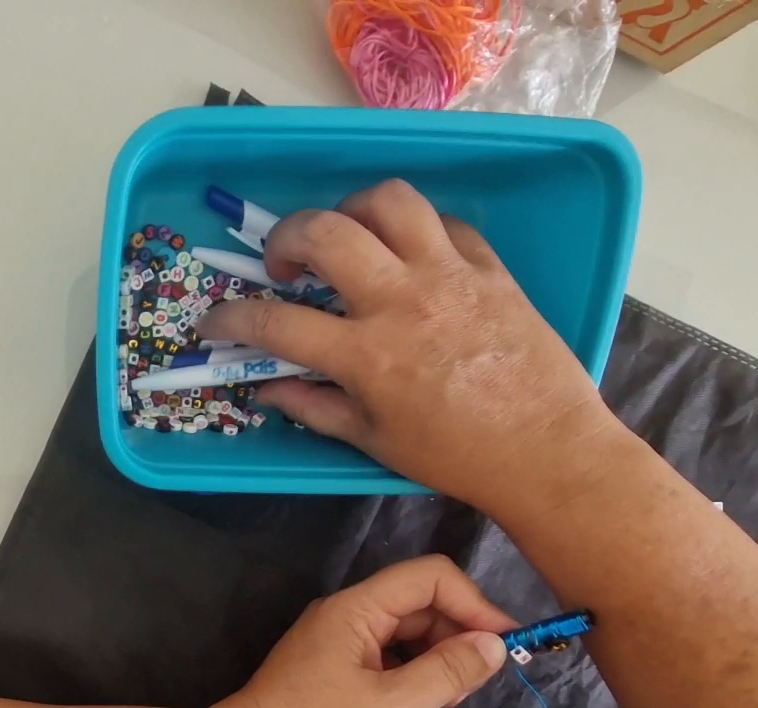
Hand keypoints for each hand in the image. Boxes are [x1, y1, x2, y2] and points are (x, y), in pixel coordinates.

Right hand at [196, 180, 626, 513]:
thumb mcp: (369, 438)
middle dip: (286, 238)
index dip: (230, 319)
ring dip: (350, 211)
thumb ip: (311, 406)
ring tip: (345, 240)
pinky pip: (443, 222)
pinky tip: (405, 256)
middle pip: (327, 233)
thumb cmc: (451, 454)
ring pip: (388, 202)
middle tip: (284, 266)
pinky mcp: (490, 266)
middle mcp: (402, 301)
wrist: (545, 449)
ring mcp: (451, 275)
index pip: (275, 323)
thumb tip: (266, 388)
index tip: (213, 323)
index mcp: (366, 355)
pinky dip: (411, 230)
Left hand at [205, 556, 513, 707]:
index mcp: (355, 609)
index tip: (506, 645)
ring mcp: (341, 640)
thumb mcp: (389, 707)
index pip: (429, 577)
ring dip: (439, 656)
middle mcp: (348, 614)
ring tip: (452, 699)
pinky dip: (416, 672)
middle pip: (420, 603)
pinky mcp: (338, 666)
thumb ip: (445, 672)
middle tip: (480, 683)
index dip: (474, 603)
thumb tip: (495, 644)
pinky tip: (427, 703)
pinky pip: (390, 655)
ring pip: (407, 631)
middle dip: (459, 634)